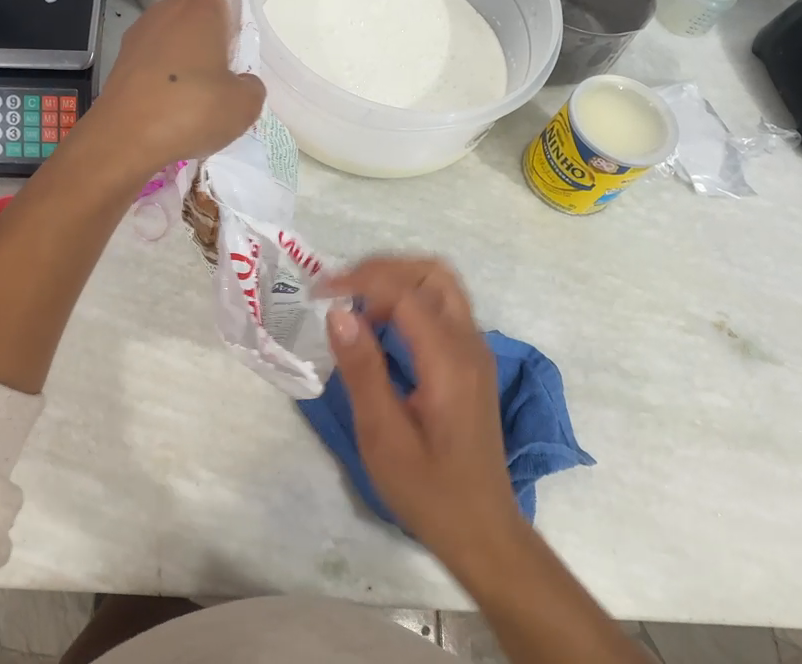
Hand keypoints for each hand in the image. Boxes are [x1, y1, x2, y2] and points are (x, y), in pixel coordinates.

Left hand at [92, 0, 264, 170]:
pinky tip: (179, 106)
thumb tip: (240, 84)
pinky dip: (172, 72)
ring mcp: (140, 37)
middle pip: (193, 0)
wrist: (123, 140)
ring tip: (206, 90)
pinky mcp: (124, 64)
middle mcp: (166, 13)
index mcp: (199, 9)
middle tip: (230, 56)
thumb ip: (250, 87)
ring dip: (192, 50)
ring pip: (174, 31)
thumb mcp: (243, 105)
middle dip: (214, 21)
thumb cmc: (190, 110)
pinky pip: (157, 57)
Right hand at [321, 258, 527, 580]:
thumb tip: (339, 313)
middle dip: (383, 269)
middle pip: (433, 273)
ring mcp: (475, 353)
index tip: (318, 292)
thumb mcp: (383, 436)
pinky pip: (442, 310)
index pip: (405, 291)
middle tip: (340, 289)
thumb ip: (362, 369)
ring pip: (440, 287)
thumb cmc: (428, 491)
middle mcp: (470, 345)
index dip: (359, 280)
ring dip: (397, 283)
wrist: (483, 531)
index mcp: (449, 361)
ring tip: (355, 307)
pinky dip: (408, 302)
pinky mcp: (471, 365)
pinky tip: (378, 328)